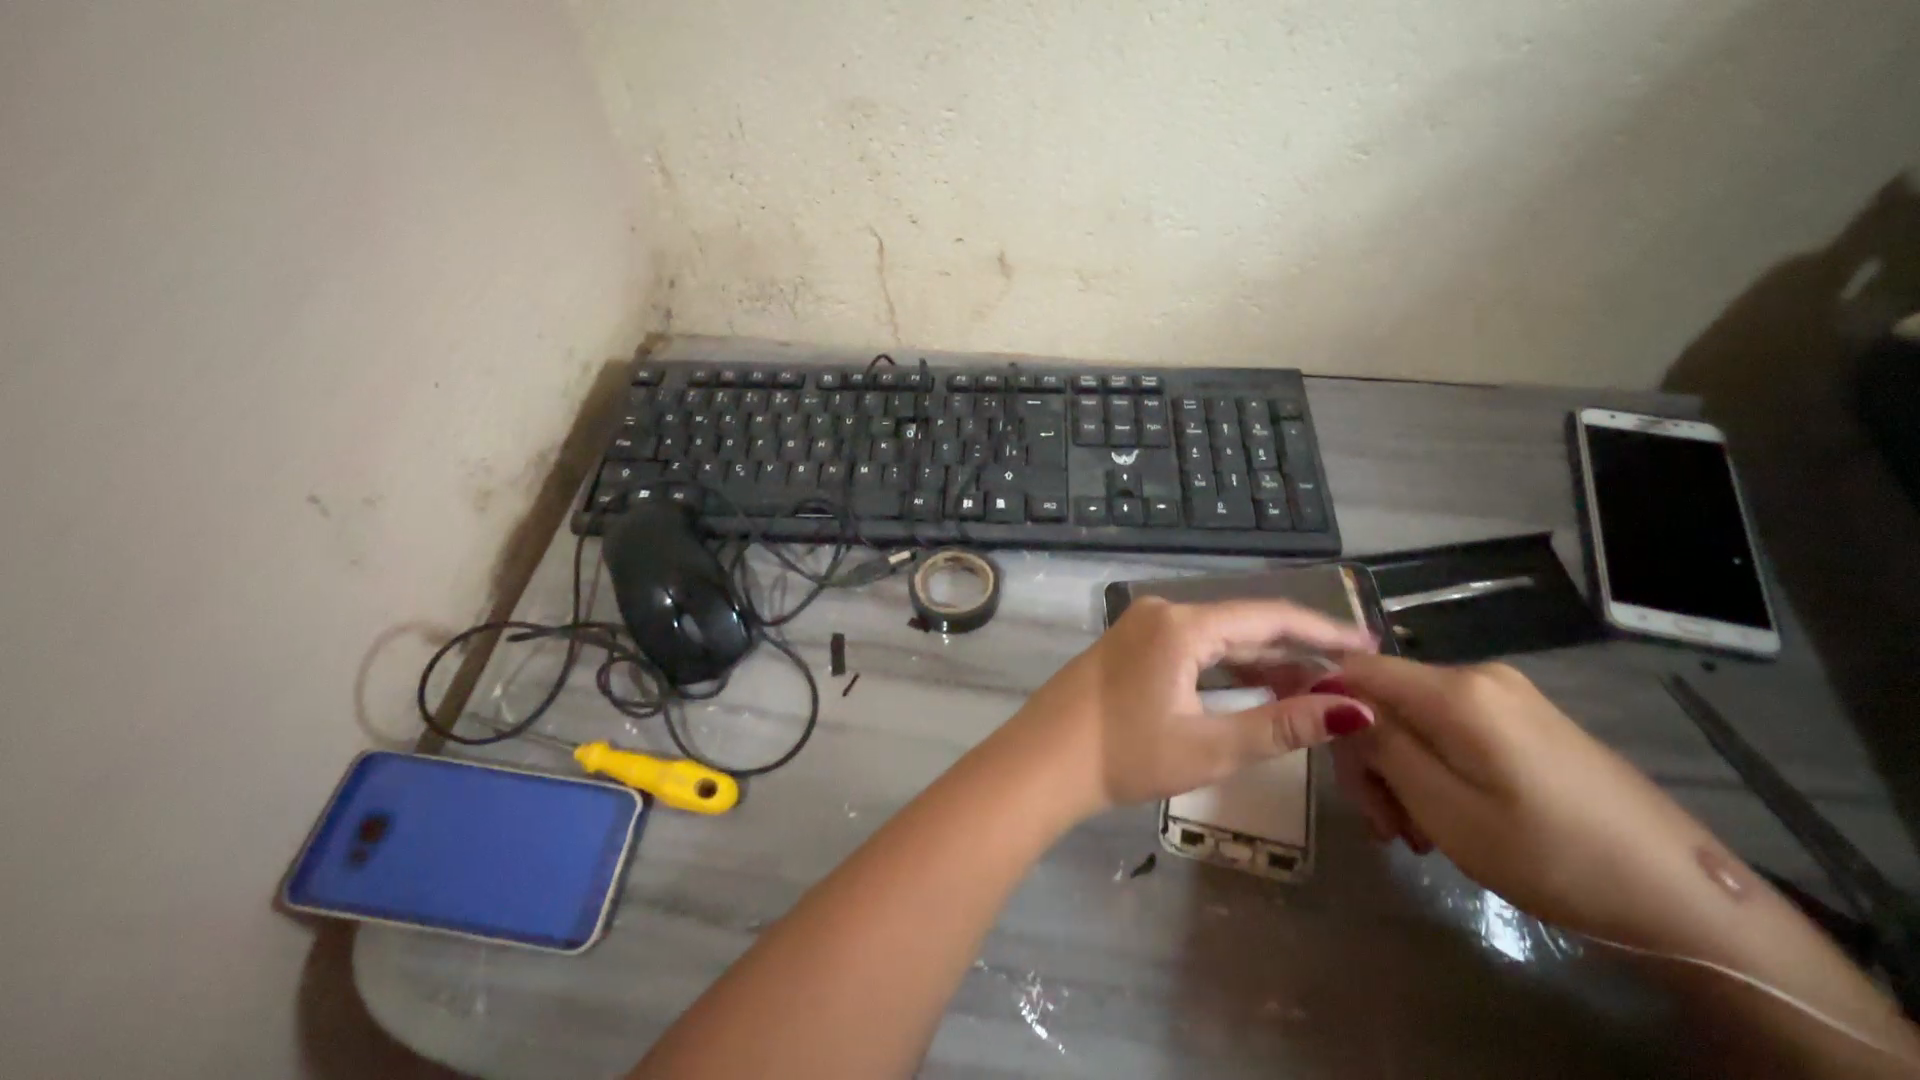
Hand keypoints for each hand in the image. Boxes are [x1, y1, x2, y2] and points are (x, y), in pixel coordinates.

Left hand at [1000, 597, 1377, 820]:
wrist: (1039, 767)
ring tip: (1313, 689)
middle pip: (1245, 625)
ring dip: (1263, 663)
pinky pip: (1192, 648)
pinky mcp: (1126, 647)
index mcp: (1182, 625)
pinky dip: (1227, 668)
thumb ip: (1282, 725)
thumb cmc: (1123, 757)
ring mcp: (1139, 628)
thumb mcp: (1209, 747)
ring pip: (1218, 638)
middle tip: (1350, 677)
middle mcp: (1161, 613)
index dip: (1324, 631)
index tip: (1369, 646)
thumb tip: (1353, 710)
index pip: (1270, 617)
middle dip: (1297, 652)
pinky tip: (1255, 689)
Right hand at [1328, 654, 1735, 947]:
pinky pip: (1453, 736)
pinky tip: (1447, 823)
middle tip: (1383, 829)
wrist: (1681, 894)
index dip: (1317, 696)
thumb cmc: (1551, 855)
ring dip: (1400, 775)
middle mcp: (1480, 678)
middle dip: (1368, 758)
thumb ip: (1381, 745)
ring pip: (1417, 723)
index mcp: (1457, 690)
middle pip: (1385, 699)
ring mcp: (1510, 700)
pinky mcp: (1529, 726)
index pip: (1355, 667)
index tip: (1304, 750)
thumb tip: (1331, 697)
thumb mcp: (1445, 808)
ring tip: (1417, 839)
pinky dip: (1435, 775)